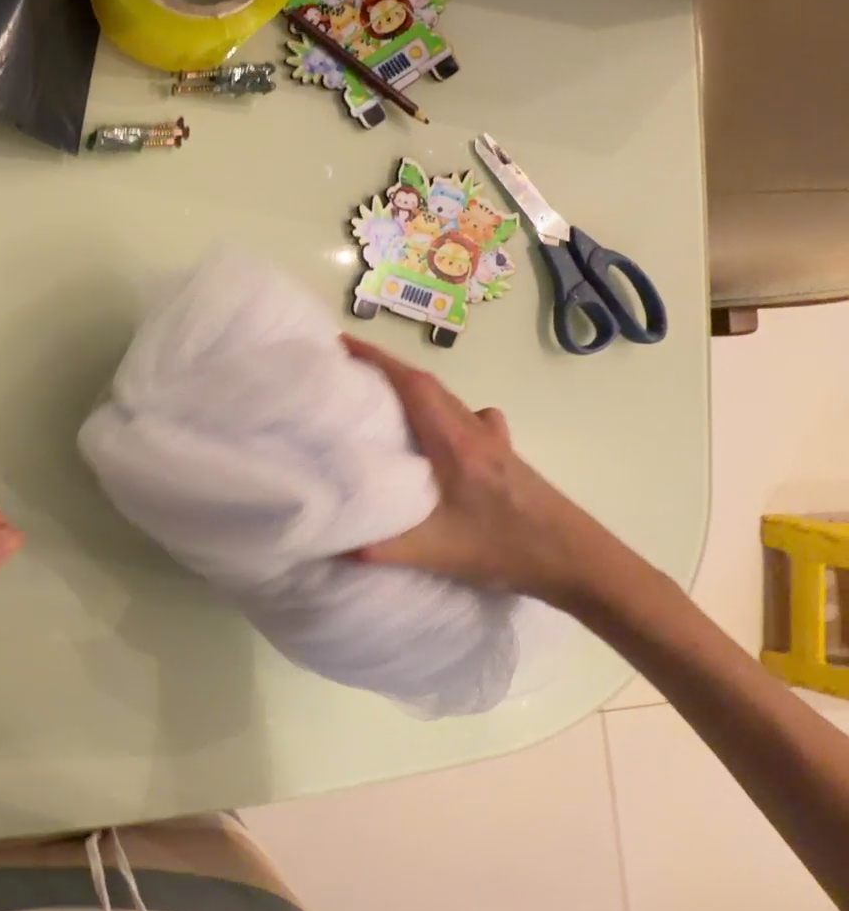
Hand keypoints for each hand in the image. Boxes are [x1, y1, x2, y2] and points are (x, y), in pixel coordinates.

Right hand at [343, 336, 633, 609]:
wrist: (585, 566)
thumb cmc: (509, 551)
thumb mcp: (435, 553)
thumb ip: (377, 548)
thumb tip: (325, 543)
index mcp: (454, 445)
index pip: (414, 386)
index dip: (377, 359)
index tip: (342, 343)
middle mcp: (475, 434)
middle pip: (429, 386)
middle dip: (386, 369)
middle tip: (346, 370)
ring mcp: (496, 445)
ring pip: (449, 402)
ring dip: (414, 390)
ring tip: (383, 400)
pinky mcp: (508, 459)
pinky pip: (471, 420)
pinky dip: (446, 412)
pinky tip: (443, 432)